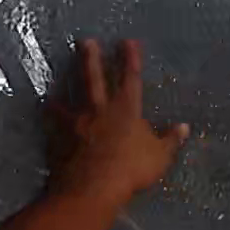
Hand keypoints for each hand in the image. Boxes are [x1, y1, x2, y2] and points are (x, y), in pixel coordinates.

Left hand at [46, 39, 188, 210]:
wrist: (92, 189)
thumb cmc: (131, 170)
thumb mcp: (160, 156)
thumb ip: (170, 140)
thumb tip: (184, 127)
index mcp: (126, 110)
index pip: (130, 79)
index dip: (130, 59)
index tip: (128, 41)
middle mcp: (99, 110)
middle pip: (94, 79)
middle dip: (92, 59)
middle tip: (86, 41)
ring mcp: (76, 123)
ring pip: (70, 97)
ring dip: (65, 83)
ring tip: (59, 76)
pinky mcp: (59, 138)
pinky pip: (53, 121)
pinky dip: (50, 114)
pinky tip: (45, 109)